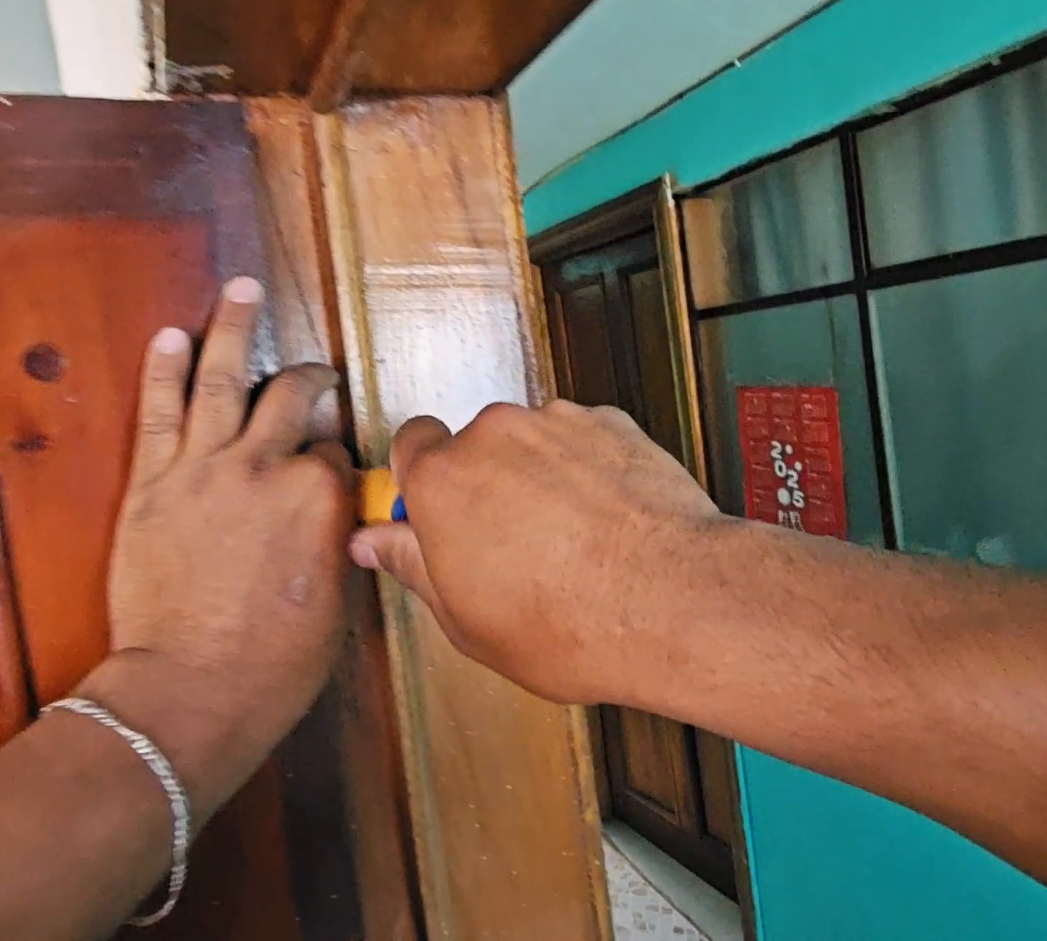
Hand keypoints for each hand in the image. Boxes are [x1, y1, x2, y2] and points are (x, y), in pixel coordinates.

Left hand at [82, 277, 355, 824]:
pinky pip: (160, 412)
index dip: (335, 454)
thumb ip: (342, 532)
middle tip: (316, 370)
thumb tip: (338, 504)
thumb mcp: (340, 596)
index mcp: (321, 494)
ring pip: (226, 381)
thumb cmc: (280, 660)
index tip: (331, 460)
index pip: (334, 450)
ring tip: (243, 289)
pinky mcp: (154, 482)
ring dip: (236, 329)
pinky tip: (173, 334)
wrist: (191, 690)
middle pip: (292, 399)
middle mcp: (268, 466)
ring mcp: (207, 468)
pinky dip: (165, 369)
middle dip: (309, 379)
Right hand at [349, 400, 726, 704]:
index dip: (423, 478)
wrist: (673, 602)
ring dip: (537, 475)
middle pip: (472, 446)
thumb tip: (374, 541)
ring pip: (528, 442)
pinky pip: (579, 438)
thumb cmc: (569, 624)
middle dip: (485, 483)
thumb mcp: (467, 618)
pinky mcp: (607, 421)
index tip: (441, 510)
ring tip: (570, 535)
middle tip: (512, 540)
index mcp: (442, 480)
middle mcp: (492, 434)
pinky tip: (605, 517)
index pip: (410, 445)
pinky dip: (585, 467)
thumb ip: (413, 566)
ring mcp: (555, 421)